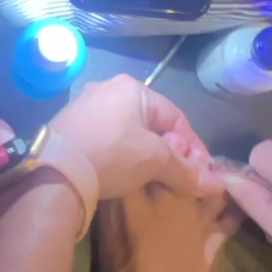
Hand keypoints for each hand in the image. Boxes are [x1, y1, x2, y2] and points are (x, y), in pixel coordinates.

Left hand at [49, 75, 218, 198]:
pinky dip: (118, 155)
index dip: (193, 146)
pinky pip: (105, 139)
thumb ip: (186, 171)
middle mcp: (106, 89)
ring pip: (127, 132)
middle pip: (150, 123)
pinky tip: (121, 174)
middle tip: (176, 176)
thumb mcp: (154, 161)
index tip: (200, 171)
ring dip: (143, 154)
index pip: (175, 116)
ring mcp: (84, 106)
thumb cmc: (111, 154)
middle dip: (168, 150)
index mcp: (131, 87)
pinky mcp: (68, 126)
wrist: (55, 169)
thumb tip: (216, 184)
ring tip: (151, 178)